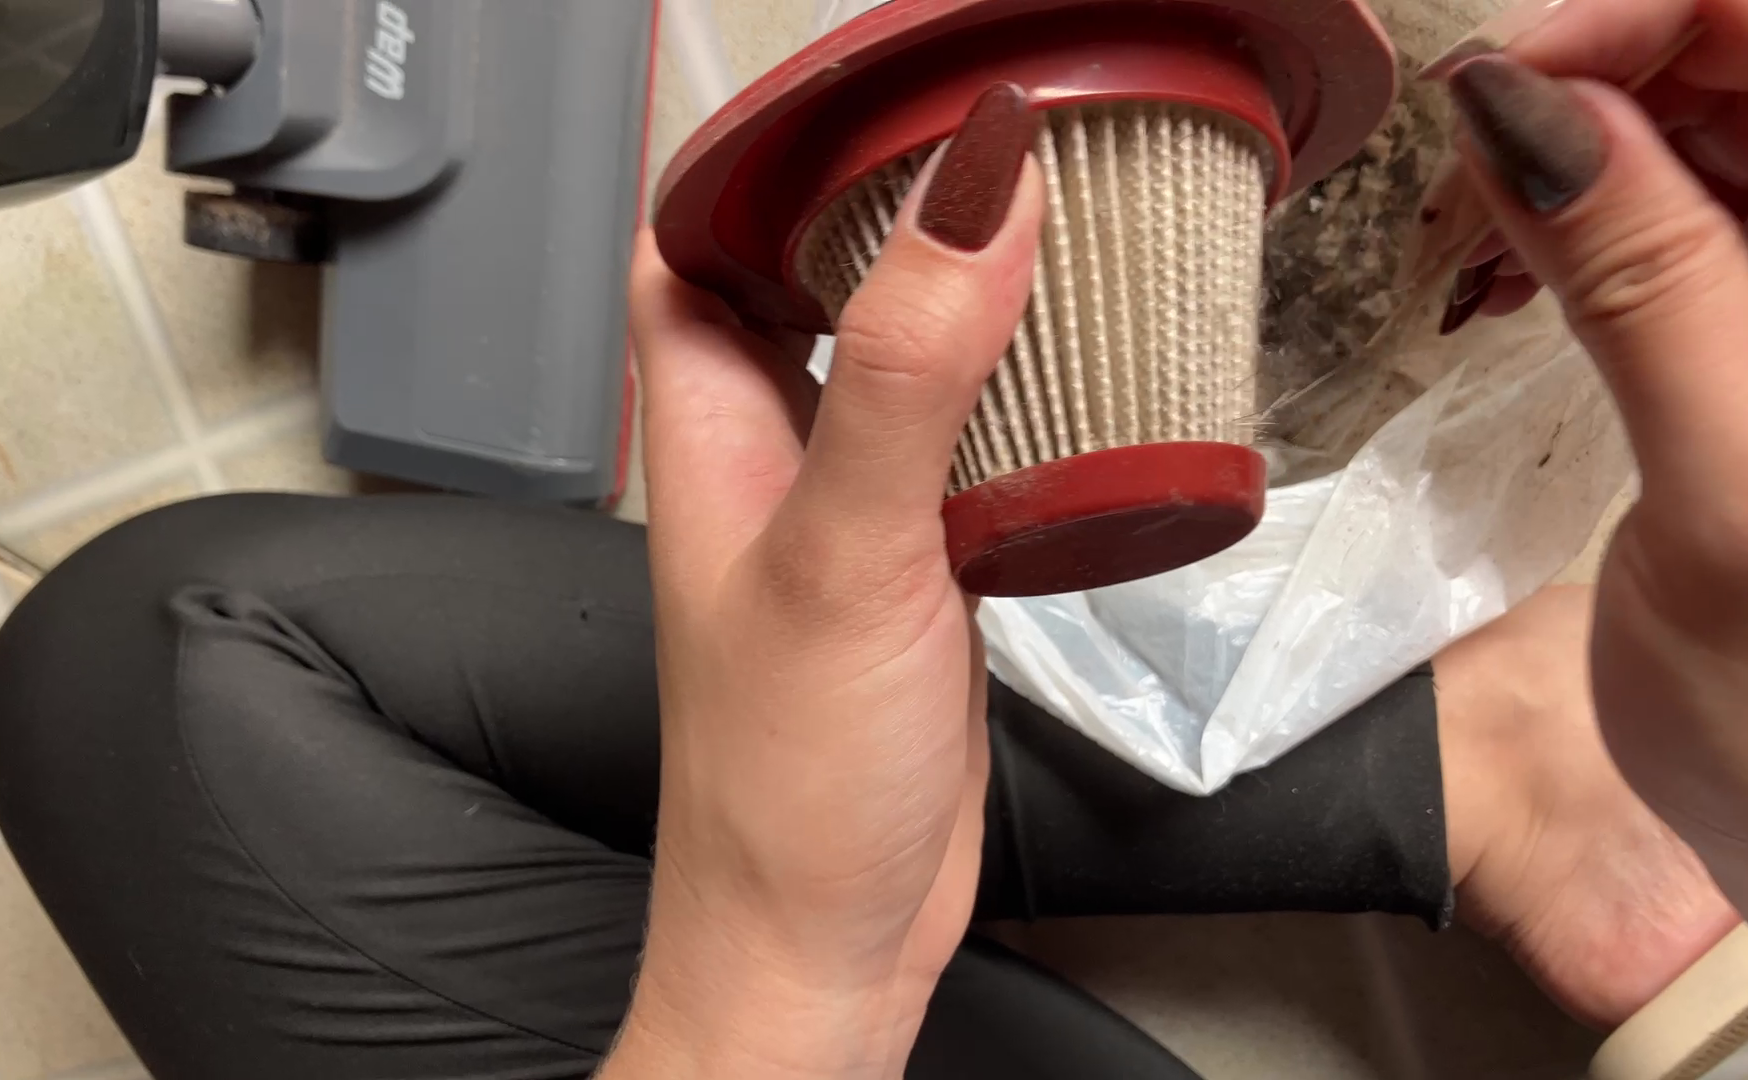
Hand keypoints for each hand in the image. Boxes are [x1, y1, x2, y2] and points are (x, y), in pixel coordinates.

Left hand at [604, 85, 1043, 1078]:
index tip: (824, 107)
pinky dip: (1000, 390)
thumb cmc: (794, 782)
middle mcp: (769, 462)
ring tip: (1030, 220)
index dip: (736, 168)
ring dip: (944, 294)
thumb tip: (975, 195)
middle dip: (862, 209)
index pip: (686, 254)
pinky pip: (952, 442)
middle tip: (958, 141)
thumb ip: (904, 378)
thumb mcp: (844, 560)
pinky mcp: (917, 563)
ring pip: (884, 361)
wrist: (833, 924)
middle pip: (794, 290)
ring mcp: (848, 511)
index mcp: (711, 440)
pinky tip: (1061, 368)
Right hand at [1426, 0, 1747, 932]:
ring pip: (1712, 139)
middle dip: (1591, 95)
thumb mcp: (1734, 473)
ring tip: (1471, 244)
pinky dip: (1579, 228)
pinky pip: (1684, 221)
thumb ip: (1646, 281)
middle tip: (1455, 189)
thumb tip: (1524, 118)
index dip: (1650, 20)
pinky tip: (1512, 275)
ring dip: (1572, 167)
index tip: (1490, 86)